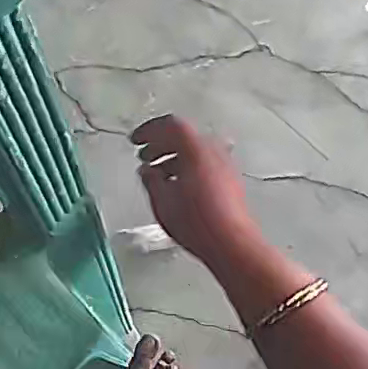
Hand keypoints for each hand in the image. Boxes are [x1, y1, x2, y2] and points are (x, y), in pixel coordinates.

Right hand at [131, 115, 264, 270]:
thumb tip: (147, 172)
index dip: (149, 130)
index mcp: (196, 150)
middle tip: (144, 154)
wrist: (230, 243)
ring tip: (156, 172)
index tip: (136, 139)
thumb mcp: (162, 200)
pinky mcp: (229, 181)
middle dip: (160, 144)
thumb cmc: (199, 223)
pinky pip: (205, 164)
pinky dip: (187, 167)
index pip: (171, 125)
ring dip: (173, 157)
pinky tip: (176, 185)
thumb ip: (151, 179)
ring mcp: (225, 166)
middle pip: (184, 136)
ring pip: (194, 151)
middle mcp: (214, 152)